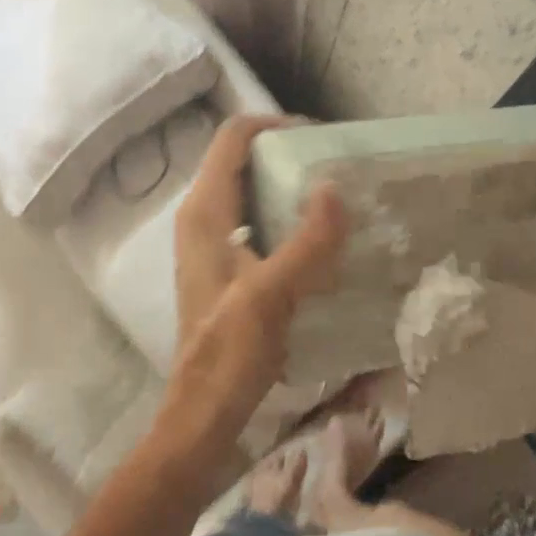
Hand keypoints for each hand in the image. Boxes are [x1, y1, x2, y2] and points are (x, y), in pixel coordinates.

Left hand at [164, 115, 347, 445]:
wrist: (204, 409)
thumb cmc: (231, 351)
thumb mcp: (274, 294)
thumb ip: (307, 241)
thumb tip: (334, 186)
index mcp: (205, 212)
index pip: (233, 138)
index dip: (273, 126)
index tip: (318, 138)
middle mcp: (201, 217)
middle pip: (241, 159)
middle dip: (286, 153)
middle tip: (334, 165)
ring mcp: (209, 241)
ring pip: (248, 189)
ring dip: (286, 184)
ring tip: (333, 195)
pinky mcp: (223, 264)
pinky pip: (253, 218)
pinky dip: (282, 213)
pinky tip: (314, 236)